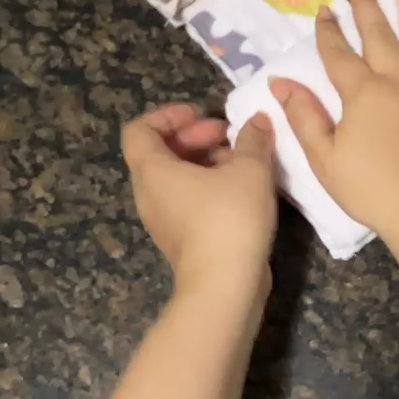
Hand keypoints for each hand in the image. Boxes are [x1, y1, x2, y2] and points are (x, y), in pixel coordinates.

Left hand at [121, 104, 276, 296]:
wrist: (226, 285)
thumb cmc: (230, 219)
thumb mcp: (251, 170)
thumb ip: (253, 139)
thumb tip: (257, 121)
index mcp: (152, 170)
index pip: (140, 130)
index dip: (168, 115)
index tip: (201, 114)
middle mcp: (149, 194)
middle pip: (160, 153)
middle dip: (195, 137)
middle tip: (230, 136)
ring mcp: (162, 220)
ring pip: (176, 179)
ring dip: (206, 163)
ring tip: (242, 163)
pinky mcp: (181, 240)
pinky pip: (187, 201)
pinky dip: (208, 188)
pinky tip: (243, 192)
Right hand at [268, 0, 398, 243]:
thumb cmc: (368, 190)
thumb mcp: (323, 158)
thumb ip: (304, 116)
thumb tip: (281, 82)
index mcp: (362, 93)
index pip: (339, 54)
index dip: (328, 31)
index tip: (324, 9)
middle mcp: (398, 82)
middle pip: (380, 36)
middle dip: (368, 4)